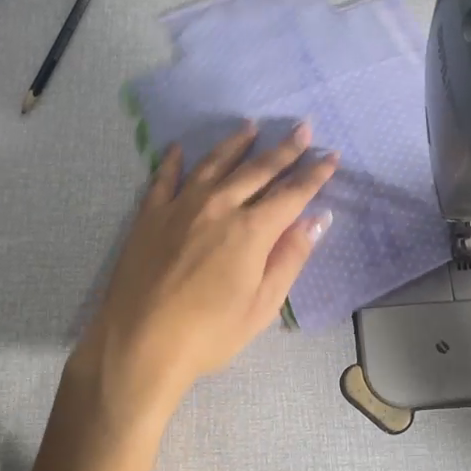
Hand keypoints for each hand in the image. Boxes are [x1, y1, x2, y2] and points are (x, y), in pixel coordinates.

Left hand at [71, 121, 337, 421]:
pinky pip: (165, 178)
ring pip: (214, 164)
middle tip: (302, 127)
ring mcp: (181, 207)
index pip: (292, 193)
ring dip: (235, 144)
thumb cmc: (209, 333)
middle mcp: (219, 206)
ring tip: (250, 126)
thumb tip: (317, 219)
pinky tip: (180, 148)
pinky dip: (175, 161)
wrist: (139, 344)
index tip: (331, 156)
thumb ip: (290, 257)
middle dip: (284, 149)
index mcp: (251, 230)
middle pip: (258, 170)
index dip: (314, 174)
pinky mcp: (150, 215)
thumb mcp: (262, 305)